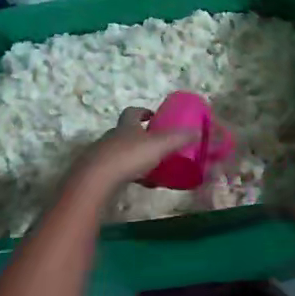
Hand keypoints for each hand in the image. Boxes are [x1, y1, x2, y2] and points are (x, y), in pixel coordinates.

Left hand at [67, 107, 196, 194]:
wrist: (97, 179)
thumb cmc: (129, 156)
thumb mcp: (159, 145)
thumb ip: (179, 139)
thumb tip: (198, 131)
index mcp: (126, 125)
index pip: (132, 112)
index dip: (143, 112)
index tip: (152, 116)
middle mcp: (112, 136)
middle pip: (124, 131)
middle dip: (138, 136)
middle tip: (153, 143)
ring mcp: (102, 154)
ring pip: (119, 151)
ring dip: (132, 156)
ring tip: (148, 166)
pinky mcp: (97, 172)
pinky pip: (115, 170)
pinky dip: (126, 174)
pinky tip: (137, 183)